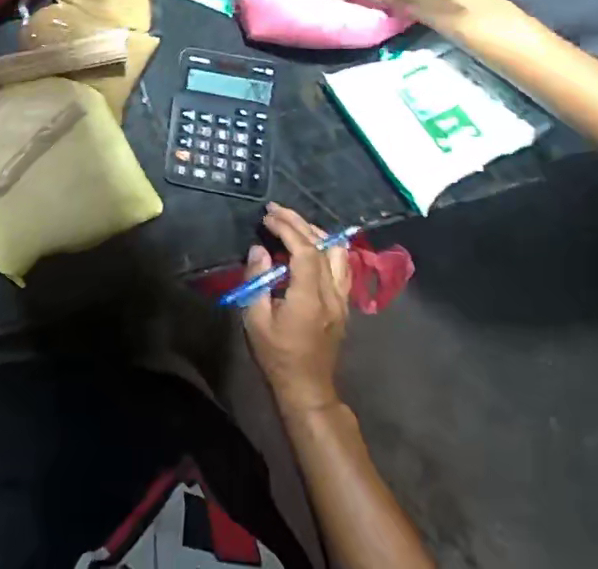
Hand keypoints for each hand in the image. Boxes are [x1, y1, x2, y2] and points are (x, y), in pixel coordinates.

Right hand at [242, 204, 351, 412]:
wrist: (306, 387)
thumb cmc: (275, 355)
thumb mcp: (254, 319)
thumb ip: (256, 281)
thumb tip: (259, 250)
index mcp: (310, 298)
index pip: (306, 251)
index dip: (287, 229)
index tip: (267, 217)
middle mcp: (332, 295)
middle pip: (324, 247)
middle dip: (299, 223)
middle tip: (275, 210)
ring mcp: (342, 300)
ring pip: (339, 255)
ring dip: (316, 233)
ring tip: (293, 224)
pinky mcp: (343, 305)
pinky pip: (340, 267)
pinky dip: (325, 248)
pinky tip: (308, 246)